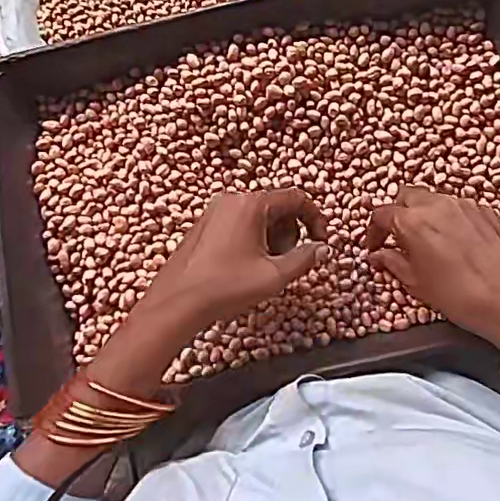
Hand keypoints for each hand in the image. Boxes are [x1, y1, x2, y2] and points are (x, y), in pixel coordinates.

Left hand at [133, 188, 330, 336]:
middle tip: (288, 262)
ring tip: (265, 269)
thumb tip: (322, 249)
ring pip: (257, 218)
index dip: (315, 219)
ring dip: (271, 239)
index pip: (296, 198)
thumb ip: (305, 258)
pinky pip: (237, 226)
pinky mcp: (203, 228)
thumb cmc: (224, 287)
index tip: (320, 241)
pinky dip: (251, 242)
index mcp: (250, 204)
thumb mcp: (275, 275)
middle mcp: (230, 200)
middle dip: (291, 233)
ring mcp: (213, 213)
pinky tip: (245, 269)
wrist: (177, 302)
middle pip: (276, 207)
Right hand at [364, 187, 499, 354]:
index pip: (382, 214)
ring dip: (423, 213)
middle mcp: (437, 205)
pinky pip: (458, 207)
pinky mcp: (487, 211)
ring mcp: (465, 205)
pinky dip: (449, 218)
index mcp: (412, 221)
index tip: (375, 247)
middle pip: (407, 196)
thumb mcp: (416, 283)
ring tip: (426, 240)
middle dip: (398, 213)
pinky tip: (453, 242)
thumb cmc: (460, 295)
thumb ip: (393, 262)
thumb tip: (379, 255)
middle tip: (397, 237)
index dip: (374, 232)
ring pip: (434, 198)